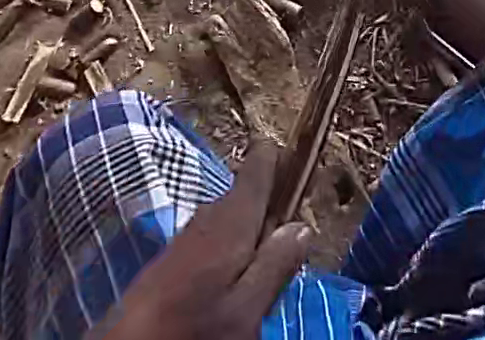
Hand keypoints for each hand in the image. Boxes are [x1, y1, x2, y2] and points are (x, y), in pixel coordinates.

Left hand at [97, 142, 312, 339]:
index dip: (283, 161)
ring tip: (263, 273)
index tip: (301, 177)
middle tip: (288, 252)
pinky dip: (234, 249)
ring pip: (236, 217)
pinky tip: (233, 282)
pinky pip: (219, 235)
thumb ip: (276, 264)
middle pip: (252, 193)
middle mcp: (212, 211)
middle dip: (273, 212)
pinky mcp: (180, 248)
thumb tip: (304, 225)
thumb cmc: (194, 327)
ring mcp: (193, 228)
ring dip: (253, 235)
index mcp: (234, 216)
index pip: (260, 163)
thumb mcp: (246, 308)